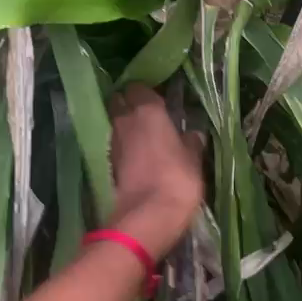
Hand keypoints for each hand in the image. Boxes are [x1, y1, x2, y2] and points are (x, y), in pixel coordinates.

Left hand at [106, 85, 204, 257]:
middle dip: (129, 103)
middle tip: (147, 115)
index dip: (146, 93)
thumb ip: (191, 141)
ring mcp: (114, 138)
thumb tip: (193, 133)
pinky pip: (116, 141)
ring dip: (126, 124)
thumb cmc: (177, 178)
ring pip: (116, 120)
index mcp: (147, 108)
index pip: (139, 87)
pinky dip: (123, 143)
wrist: (148, 214)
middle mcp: (126, 117)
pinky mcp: (108, 159)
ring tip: (143, 136)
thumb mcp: (193, 159)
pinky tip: (136, 154)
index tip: (159, 102)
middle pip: (121, 99)